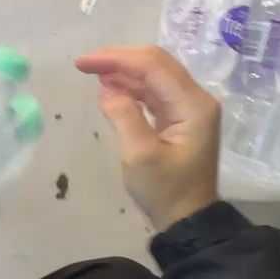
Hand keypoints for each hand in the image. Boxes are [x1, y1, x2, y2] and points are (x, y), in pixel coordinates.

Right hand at [75, 45, 221, 230]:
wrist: (188, 219)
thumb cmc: (165, 190)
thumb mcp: (139, 155)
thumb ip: (123, 116)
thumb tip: (106, 88)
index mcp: (192, 104)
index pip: (153, 66)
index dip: (116, 59)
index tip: (83, 63)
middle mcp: (196, 98)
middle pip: (156, 63)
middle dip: (119, 59)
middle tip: (84, 64)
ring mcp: (189, 107)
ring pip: (154, 74)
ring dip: (123, 70)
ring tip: (93, 73)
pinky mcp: (180, 117)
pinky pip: (154, 91)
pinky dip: (131, 85)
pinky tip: (110, 86)